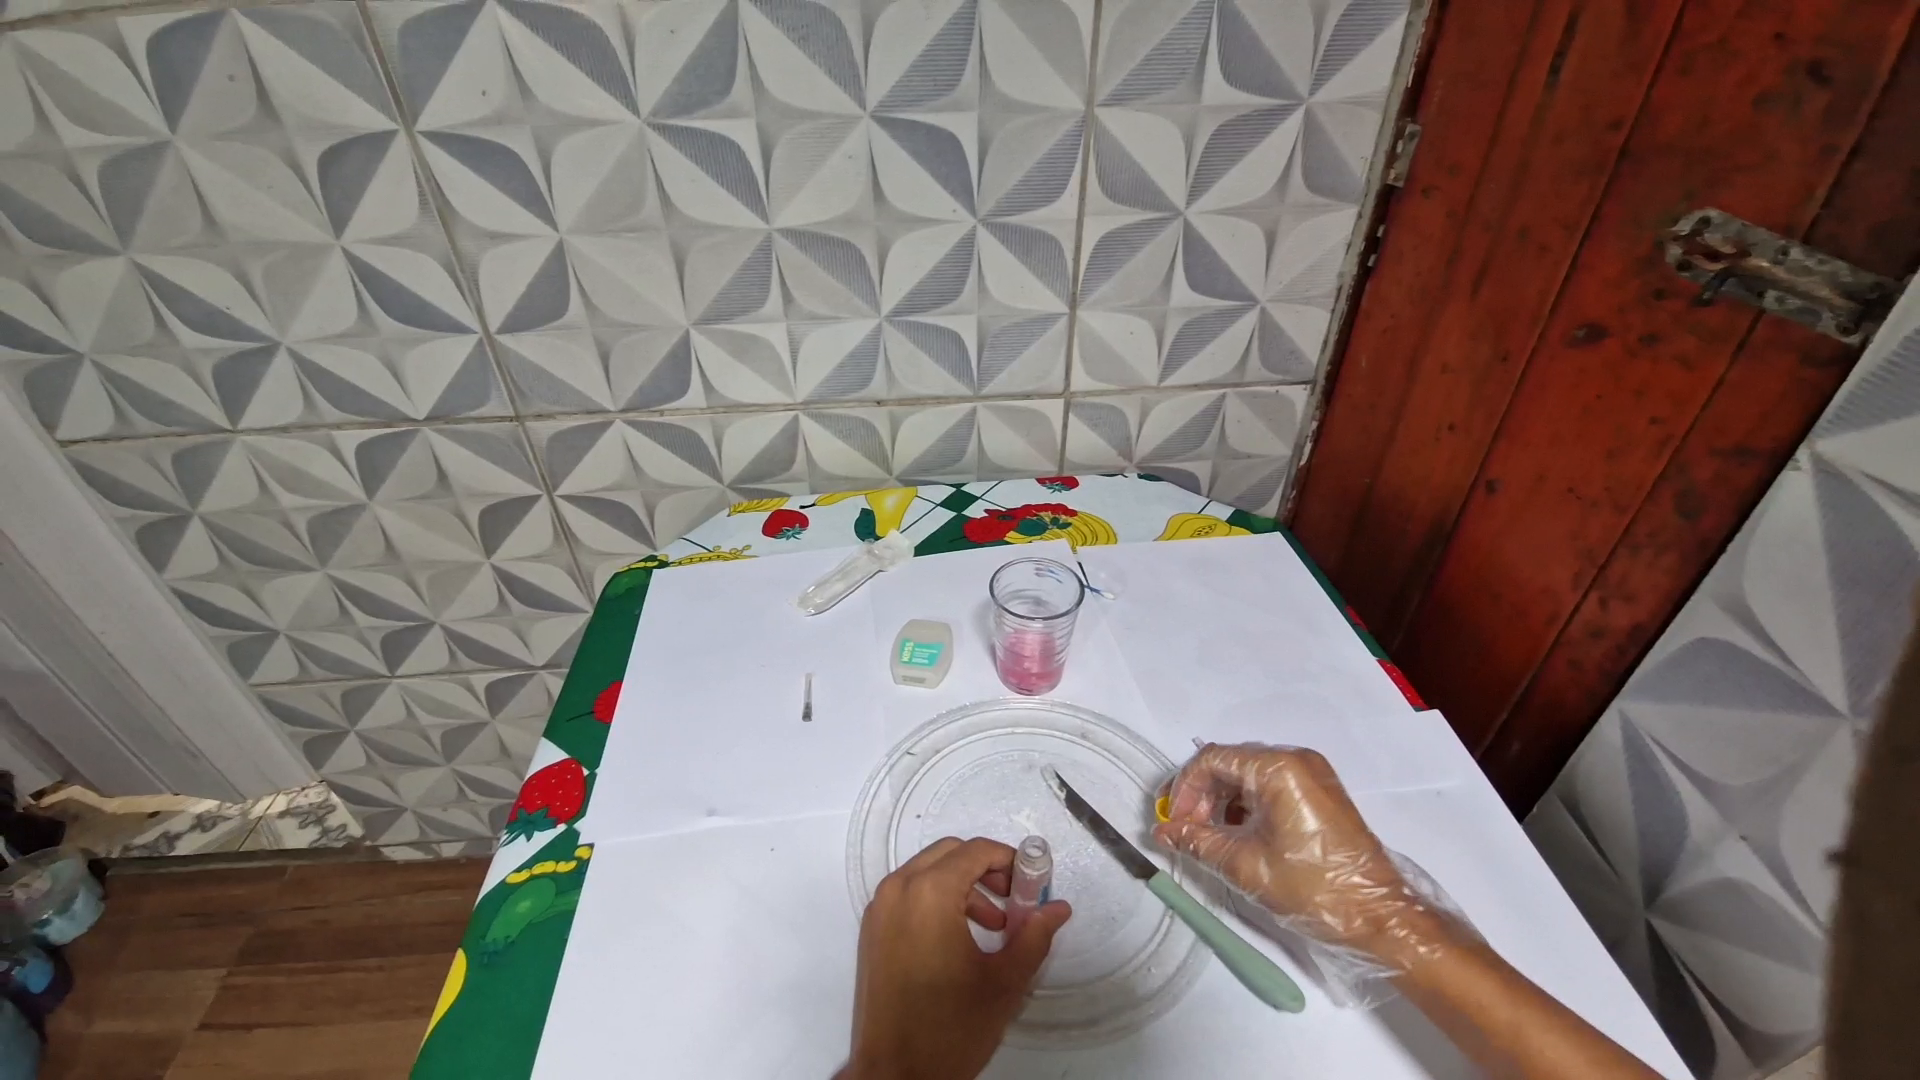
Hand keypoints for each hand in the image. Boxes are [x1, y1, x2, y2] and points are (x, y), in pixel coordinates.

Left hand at [841, 837, 1071, 1079]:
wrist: (894, 1076)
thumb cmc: (951, 1028)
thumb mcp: (1004, 981)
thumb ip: (1035, 936)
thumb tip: (1058, 908)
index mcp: (930, 893)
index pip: (976, 851)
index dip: (1009, 860)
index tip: (1031, 884)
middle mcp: (899, 889)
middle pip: (950, 853)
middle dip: (987, 869)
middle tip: (1015, 899)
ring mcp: (880, 908)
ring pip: (928, 871)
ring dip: (963, 884)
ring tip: (994, 924)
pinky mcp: (872, 929)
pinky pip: (909, 893)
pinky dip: (937, 898)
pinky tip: (961, 936)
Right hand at [1152, 744, 1454, 970]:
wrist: (1381, 919)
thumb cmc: (1312, 888)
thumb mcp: (1245, 865)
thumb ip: (1197, 841)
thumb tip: (1162, 832)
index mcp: (1278, 768)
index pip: (1212, 759)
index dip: (1184, 789)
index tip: (1173, 823)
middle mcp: (1295, 759)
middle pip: (1229, 764)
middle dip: (1201, 796)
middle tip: (1185, 831)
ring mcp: (1311, 774)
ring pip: (1247, 776)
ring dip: (1221, 803)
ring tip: (1208, 838)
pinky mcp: (1319, 793)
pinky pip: (1269, 786)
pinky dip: (1246, 807)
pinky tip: (1236, 836)